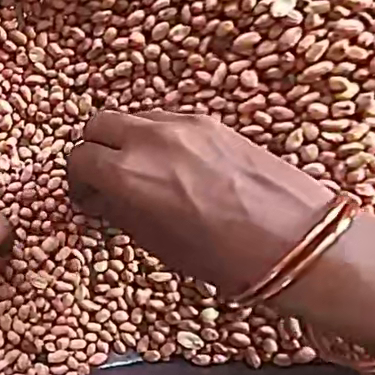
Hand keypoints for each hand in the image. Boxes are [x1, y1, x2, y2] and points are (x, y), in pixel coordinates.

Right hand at [65, 110, 335, 295]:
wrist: (298, 242)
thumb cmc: (225, 257)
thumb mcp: (157, 243)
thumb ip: (119, 211)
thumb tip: (100, 197)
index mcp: (129, 174)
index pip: (78, 157)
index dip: (76, 179)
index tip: (86, 195)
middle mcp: (150, 140)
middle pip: (97, 123)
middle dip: (92, 149)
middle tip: (102, 176)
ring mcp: (183, 124)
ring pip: (132, 117)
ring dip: (124, 140)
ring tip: (140, 171)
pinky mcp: (211, 121)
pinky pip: (165, 119)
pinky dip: (154, 137)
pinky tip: (172, 165)